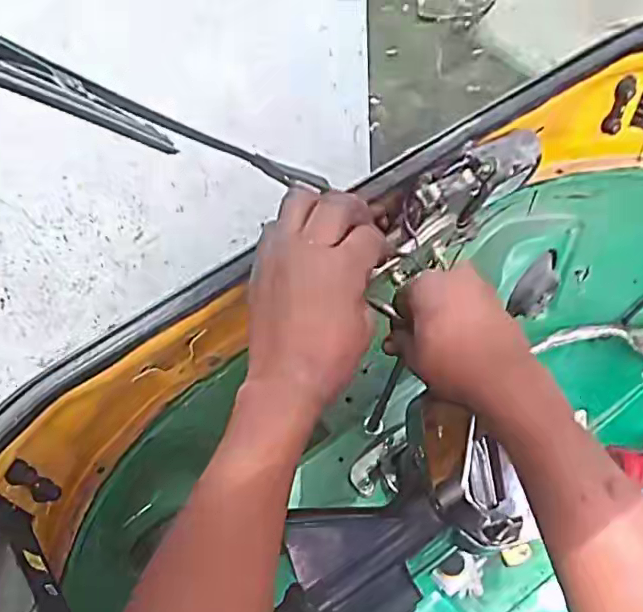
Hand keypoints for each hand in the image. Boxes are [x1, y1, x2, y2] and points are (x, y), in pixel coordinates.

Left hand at [245, 189, 388, 420]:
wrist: (285, 382)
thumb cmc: (321, 363)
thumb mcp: (364, 326)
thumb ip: (364, 290)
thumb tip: (361, 279)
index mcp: (342, 265)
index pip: (369, 234)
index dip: (380, 241)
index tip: (380, 249)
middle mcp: (308, 250)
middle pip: (337, 203)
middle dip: (356, 211)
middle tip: (362, 223)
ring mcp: (280, 254)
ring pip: (299, 200)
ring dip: (319, 204)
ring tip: (328, 219)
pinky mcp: (261, 267)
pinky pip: (275, 228)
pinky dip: (291, 227)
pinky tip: (301, 243)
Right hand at [387, 262, 544, 424]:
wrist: (501, 376)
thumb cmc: (449, 364)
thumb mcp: (413, 357)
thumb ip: (400, 342)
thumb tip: (397, 338)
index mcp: (425, 282)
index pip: (401, 296)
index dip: (400, 319)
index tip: (402, 338)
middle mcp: (453, 273)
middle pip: (429, 292)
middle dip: (424, 313)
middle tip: (422, 342)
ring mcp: (479, 283)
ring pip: (452, 297)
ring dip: (445, 315)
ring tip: (444, 345)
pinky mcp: (498, 299)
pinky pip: (472, 305)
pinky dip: (465, 318)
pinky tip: (464, 343)